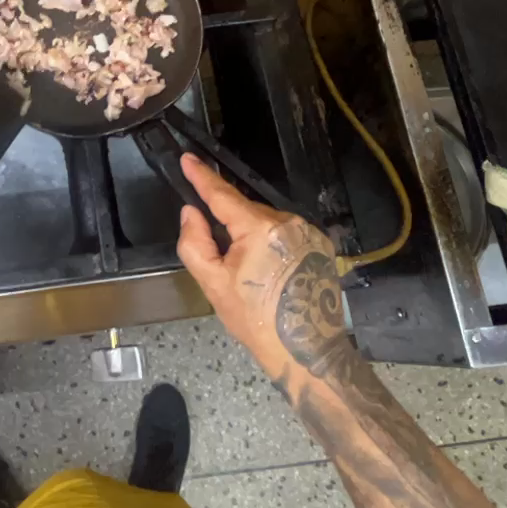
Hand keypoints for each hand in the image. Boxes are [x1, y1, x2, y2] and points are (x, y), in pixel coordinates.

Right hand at [174, 153, 345, 378]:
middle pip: (245, 210)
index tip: (187, 157)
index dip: (202, 176)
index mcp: (259, 229)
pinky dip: (269, 241)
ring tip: (247, 270)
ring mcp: (307, 231)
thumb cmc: (255, 319)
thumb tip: (191, 212)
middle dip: (227, 221)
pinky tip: (267, 269)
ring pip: (264, 221)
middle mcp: (287, 222)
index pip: (223, 194)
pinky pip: (283, 231)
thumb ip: (194, 242)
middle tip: (219, 254)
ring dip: (249, 233)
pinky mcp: (319, 243)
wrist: (306, 349)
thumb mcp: (213, 284)